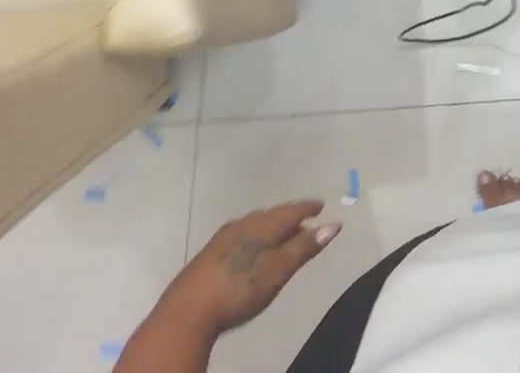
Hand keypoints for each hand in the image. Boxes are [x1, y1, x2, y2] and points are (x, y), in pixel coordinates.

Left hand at [155, 201, 341, 335]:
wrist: (186, 313)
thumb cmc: (240, 289)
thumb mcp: (279, 270)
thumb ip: (305, 247)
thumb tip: (334, 224)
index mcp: (263, 225)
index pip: (292, 210)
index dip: (308, 208)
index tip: (321, 206)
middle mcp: (243, 223)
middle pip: (273, 215)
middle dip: (290, 217)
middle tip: (305, 223)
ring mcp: (223, 238)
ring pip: (255, 224)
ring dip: (272, 227)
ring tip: (282, 236)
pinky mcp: (210, 254)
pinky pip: (242, 235)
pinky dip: (255, 237)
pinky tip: (252, 249)